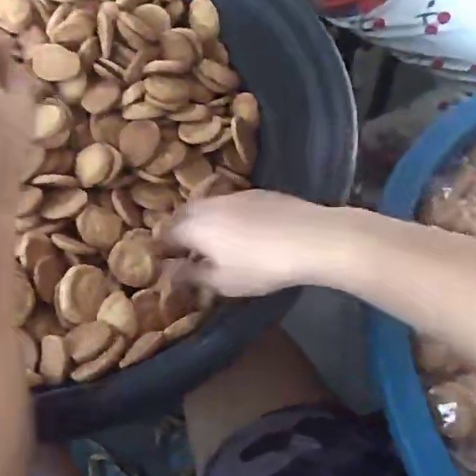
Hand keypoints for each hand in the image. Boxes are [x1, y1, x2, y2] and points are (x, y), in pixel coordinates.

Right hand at [165, 191, 344, 296]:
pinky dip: (228, 216)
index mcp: (194, 225)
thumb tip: (169, 271)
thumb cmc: (261, 266)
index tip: (167, 262)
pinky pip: (232, 203)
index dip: (163, 248)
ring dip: (205, 222)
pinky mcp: (261, 193)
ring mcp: (236, 194)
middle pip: (185, 214)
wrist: (312, 238)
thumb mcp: (222, 282)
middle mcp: (209, 203)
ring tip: (216, 243)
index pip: (165, 233)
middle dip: (181, 231)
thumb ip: (192, 276)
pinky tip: (245, 232)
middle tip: (188, 253)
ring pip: (210, 206)